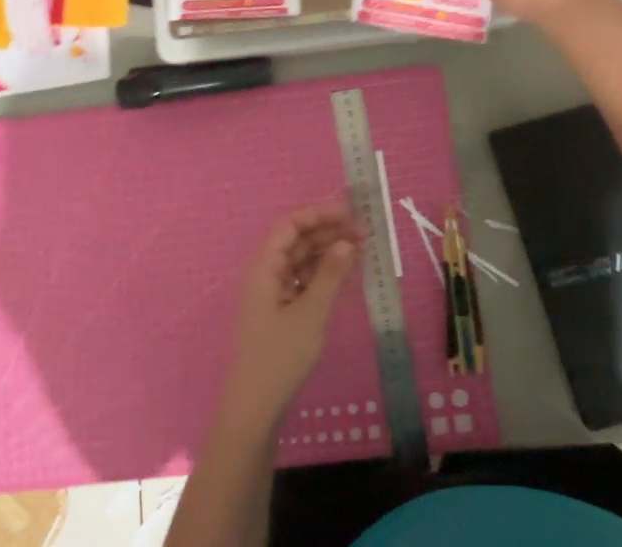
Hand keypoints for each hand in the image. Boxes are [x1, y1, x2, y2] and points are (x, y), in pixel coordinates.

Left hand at [226, 203, 359, 419]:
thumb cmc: (281, 356)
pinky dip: (323, 274)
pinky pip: (303, 281)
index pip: (288, 226)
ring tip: (360, 249)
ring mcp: (272, 294)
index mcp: (264, 269)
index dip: (318, 214)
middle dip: (327, 231)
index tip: (350, 214)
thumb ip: (330, 275)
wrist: (257, 406)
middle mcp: (266, 275)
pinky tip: (346, 274)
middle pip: (295, 241)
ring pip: (301, 261)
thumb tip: (347, 242)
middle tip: (364, 232)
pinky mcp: (281, 313)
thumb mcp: (311, 313)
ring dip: (328, 252)